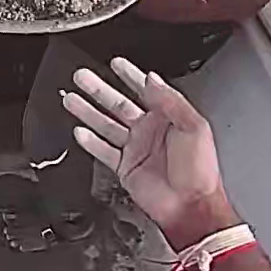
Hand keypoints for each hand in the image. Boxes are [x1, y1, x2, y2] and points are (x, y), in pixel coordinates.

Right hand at [63, 57, 236, 248]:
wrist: (191, 206)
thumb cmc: (200, 171)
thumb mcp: (194, 127)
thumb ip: (171, 101)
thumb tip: (153, 79)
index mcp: (167, 118)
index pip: (145, 90)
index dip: (130, 75)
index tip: (116, 63)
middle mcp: (149, 131)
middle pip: (117, 104)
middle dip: (98, 88)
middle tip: (81, 76)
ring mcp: (135, 148)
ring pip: (105, 124)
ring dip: (87, 111)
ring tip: (70, 98)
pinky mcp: (125, 167)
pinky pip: (103, 151)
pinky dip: (90, 142)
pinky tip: (79, 131)